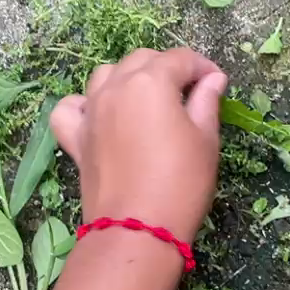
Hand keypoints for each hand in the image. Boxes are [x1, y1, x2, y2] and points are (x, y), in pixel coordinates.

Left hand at [49, 48, 226, 243]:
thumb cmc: (181, 183)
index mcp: (150, 82)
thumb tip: (212, 79)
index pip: (180, 59)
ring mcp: (91, 111)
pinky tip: (100, 114)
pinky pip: (72, 108)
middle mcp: (115, 87)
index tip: (217, 83)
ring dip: (130, 78)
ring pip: (107, 75)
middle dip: (168, 68)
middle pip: (142, 60)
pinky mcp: (76, 137)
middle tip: (190, 92)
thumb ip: (206, 102)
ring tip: (149, 99)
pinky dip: (84, 104)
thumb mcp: (205, 139)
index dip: (203, 67)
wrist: (137, 230)